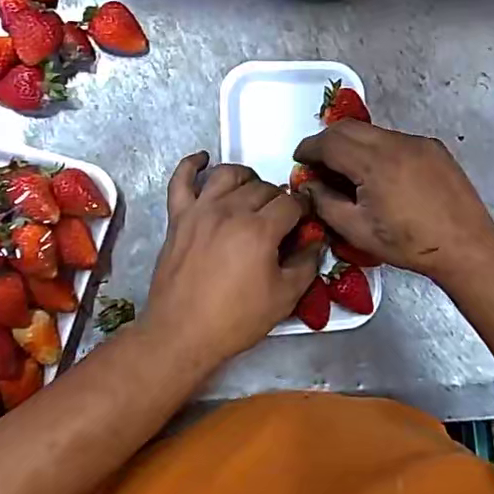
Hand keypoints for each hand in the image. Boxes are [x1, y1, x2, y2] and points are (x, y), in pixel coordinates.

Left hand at [143, 152, 320, 360]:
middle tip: (280, 219)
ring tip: (253, 191)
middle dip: (278, 199)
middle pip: (262, 188)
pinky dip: (192, 164)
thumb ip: (305, 264)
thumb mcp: (284, 298)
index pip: (290, 203)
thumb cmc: (235, 320)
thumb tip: (314, 241)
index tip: (304, 220)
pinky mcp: (178, 217)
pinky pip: (181, 180)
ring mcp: (200, 211)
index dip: (303, 210)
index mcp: (259, 230)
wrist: (182, 333)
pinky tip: (203, 159)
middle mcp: (230, 211)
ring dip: (246, 178)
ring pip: (228, 174)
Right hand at [293, 120, 493, 285]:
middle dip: (326, 140)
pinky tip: (379, 176)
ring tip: (348, 172)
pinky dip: (377, 150)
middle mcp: (395, 143)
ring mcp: (417, 142)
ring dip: (353, 145)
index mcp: (374, 163)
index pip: (330, 142)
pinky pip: (394, 140)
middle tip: (317, 162)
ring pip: (372, 132)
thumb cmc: (409, 244)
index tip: (299, 159)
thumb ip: (325, 203)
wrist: (466, 246)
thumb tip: (308, 185)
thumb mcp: (357, 230)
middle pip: (348, 128)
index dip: (309, 148)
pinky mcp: (433, 148)